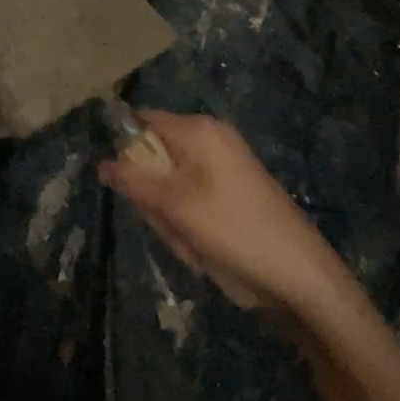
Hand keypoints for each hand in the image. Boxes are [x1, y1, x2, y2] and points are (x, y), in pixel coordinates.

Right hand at [98, 112, 347, 311]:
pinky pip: (189, 204)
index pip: (142, 122)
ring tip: (190, 242)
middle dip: (152, 195)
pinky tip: (203, 250)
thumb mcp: (173, 204)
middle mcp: (210, 142)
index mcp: (199, 130)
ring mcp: (222, 172)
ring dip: (169, 219)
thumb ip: (132, 179)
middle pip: (154, 158)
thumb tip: (99, 162)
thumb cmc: (233, 230)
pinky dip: (188, 228)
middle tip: (168, 222)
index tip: (123, 183)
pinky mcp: (230, 199)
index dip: (125, 149)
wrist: (300, 279)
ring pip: (168, 188)